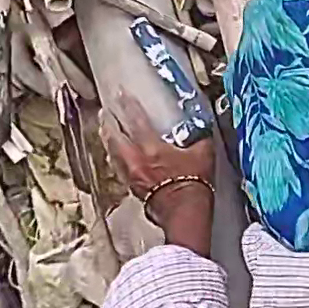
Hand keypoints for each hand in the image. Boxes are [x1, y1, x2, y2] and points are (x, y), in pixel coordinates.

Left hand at [101, 96, 213, 255]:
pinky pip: (119, 169)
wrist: (185, 213)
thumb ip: (199, 137)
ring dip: (108, 141)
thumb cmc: (194, 182)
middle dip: (109, 123)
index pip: (136, 121)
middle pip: (116, 138)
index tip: (120, 94)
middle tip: (104, 112)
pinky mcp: (133, 189)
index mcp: (152, 148)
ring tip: (105, 132)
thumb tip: (201, 128)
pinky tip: (117, 158)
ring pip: (114, 154)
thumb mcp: (203, 153)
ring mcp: (132, 176)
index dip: (128, 106)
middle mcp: (137, 161)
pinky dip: (116, 159)